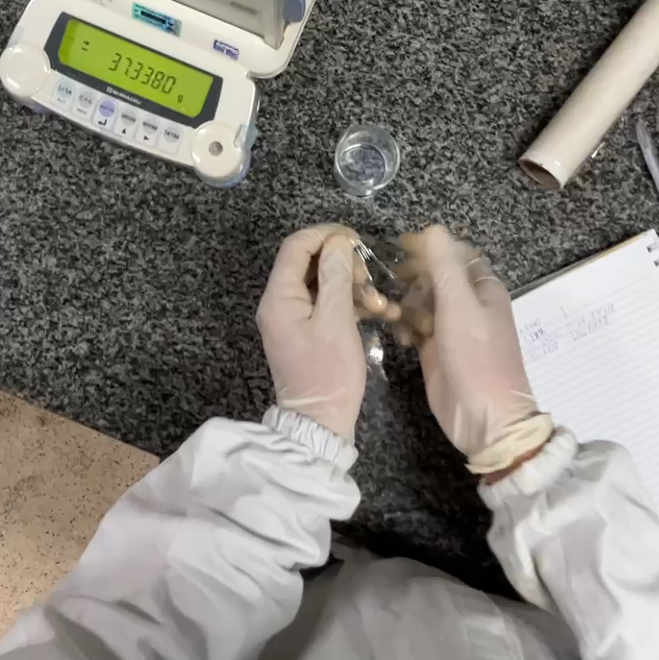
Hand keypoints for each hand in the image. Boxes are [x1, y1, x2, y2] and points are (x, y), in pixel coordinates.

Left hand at [256, 224, 367, 440]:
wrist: (320, 423)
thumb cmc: (329, 373)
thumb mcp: (336, 321)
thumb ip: (336, 276)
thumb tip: (338, 242)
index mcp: (279, 297)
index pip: (296, 246)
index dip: (326, 236)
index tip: (357, 241)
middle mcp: (280, 303)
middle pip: (310, 263)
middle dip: (344, 265)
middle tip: (369, 280)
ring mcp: (293, 318)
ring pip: (323, 283)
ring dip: (353, 286)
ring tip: (379, 305)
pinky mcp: (307, 331)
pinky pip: (327, 304)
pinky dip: (351, 304)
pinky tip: (380, 313)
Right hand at [397, 226, 541, 463]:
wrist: (484, 418)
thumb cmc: (477, 359)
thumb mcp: (459, 307)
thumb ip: (444, 268)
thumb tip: (433, 229)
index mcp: (483, 289)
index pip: (455, 254)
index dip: (429, 247)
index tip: (398, 246)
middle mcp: (469, 304)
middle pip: (435, 276)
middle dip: (411, 276)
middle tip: (386, 279)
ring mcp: (451, 327)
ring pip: (422, 301)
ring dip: (405, 302)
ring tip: (389, 309)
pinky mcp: (435, 349)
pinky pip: (416, 326)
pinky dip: (405, 326)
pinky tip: (397, 334)